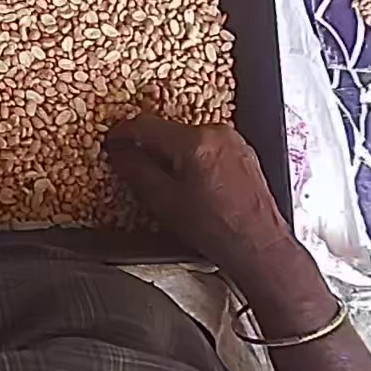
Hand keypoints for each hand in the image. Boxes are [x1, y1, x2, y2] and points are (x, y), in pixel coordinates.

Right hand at [103, 117, 296, 280]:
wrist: (258, 245)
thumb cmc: (216, 228)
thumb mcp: (163, 201)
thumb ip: (136, 169)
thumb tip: (120, 151)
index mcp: (194, 142)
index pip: (146, 125)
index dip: (123, 133)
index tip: (112, 141)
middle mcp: (216, 132)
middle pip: (168, 131)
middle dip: (148, 147)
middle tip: (134, 168)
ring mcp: (232, 140)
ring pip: (187, 139)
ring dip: (171, 155)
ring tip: (166, 184)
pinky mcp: (242, 151)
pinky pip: (206, 146)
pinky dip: (191, 159)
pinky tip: (190, 185)